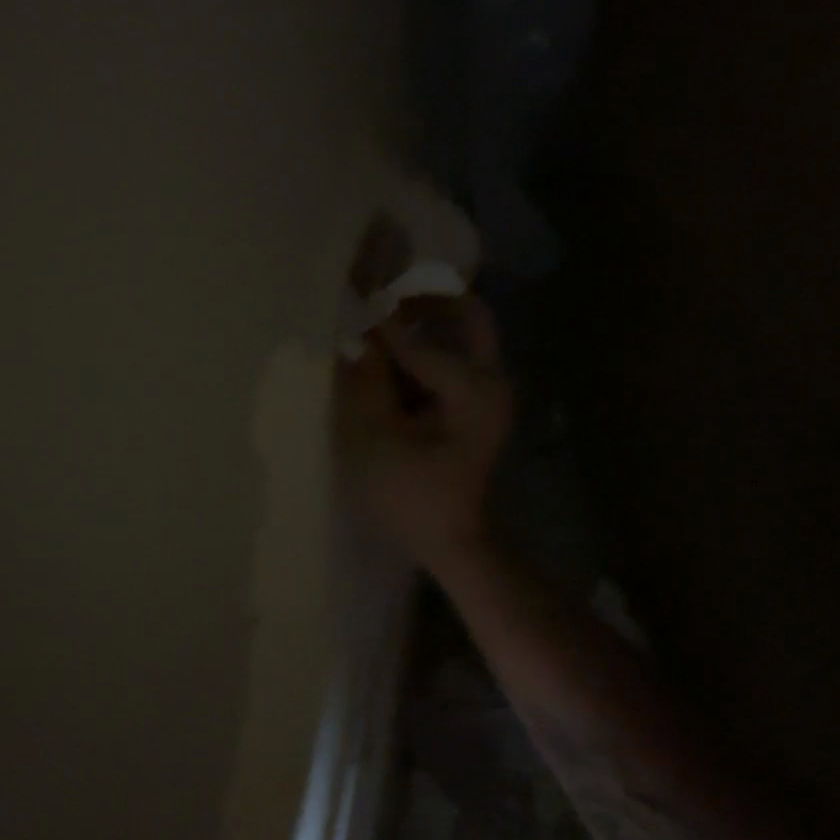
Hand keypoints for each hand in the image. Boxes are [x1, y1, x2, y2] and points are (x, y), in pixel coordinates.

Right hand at [334, 294, 513, 571]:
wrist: (450, 544)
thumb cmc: (412, 496)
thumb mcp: (376, 437)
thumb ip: (365, 381)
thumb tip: (352, 336)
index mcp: (472, 387)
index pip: (418, 337)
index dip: (379, 319)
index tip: (349, 295)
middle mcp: (490, 380)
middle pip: (464, 316)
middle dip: (420, 301)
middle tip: (377, 298)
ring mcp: (485, 394)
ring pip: (458, 335)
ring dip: (420, 324)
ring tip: (373, 323)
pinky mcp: (473, 407)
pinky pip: (449, 360)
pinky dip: (420, 351)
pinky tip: (383, 360)